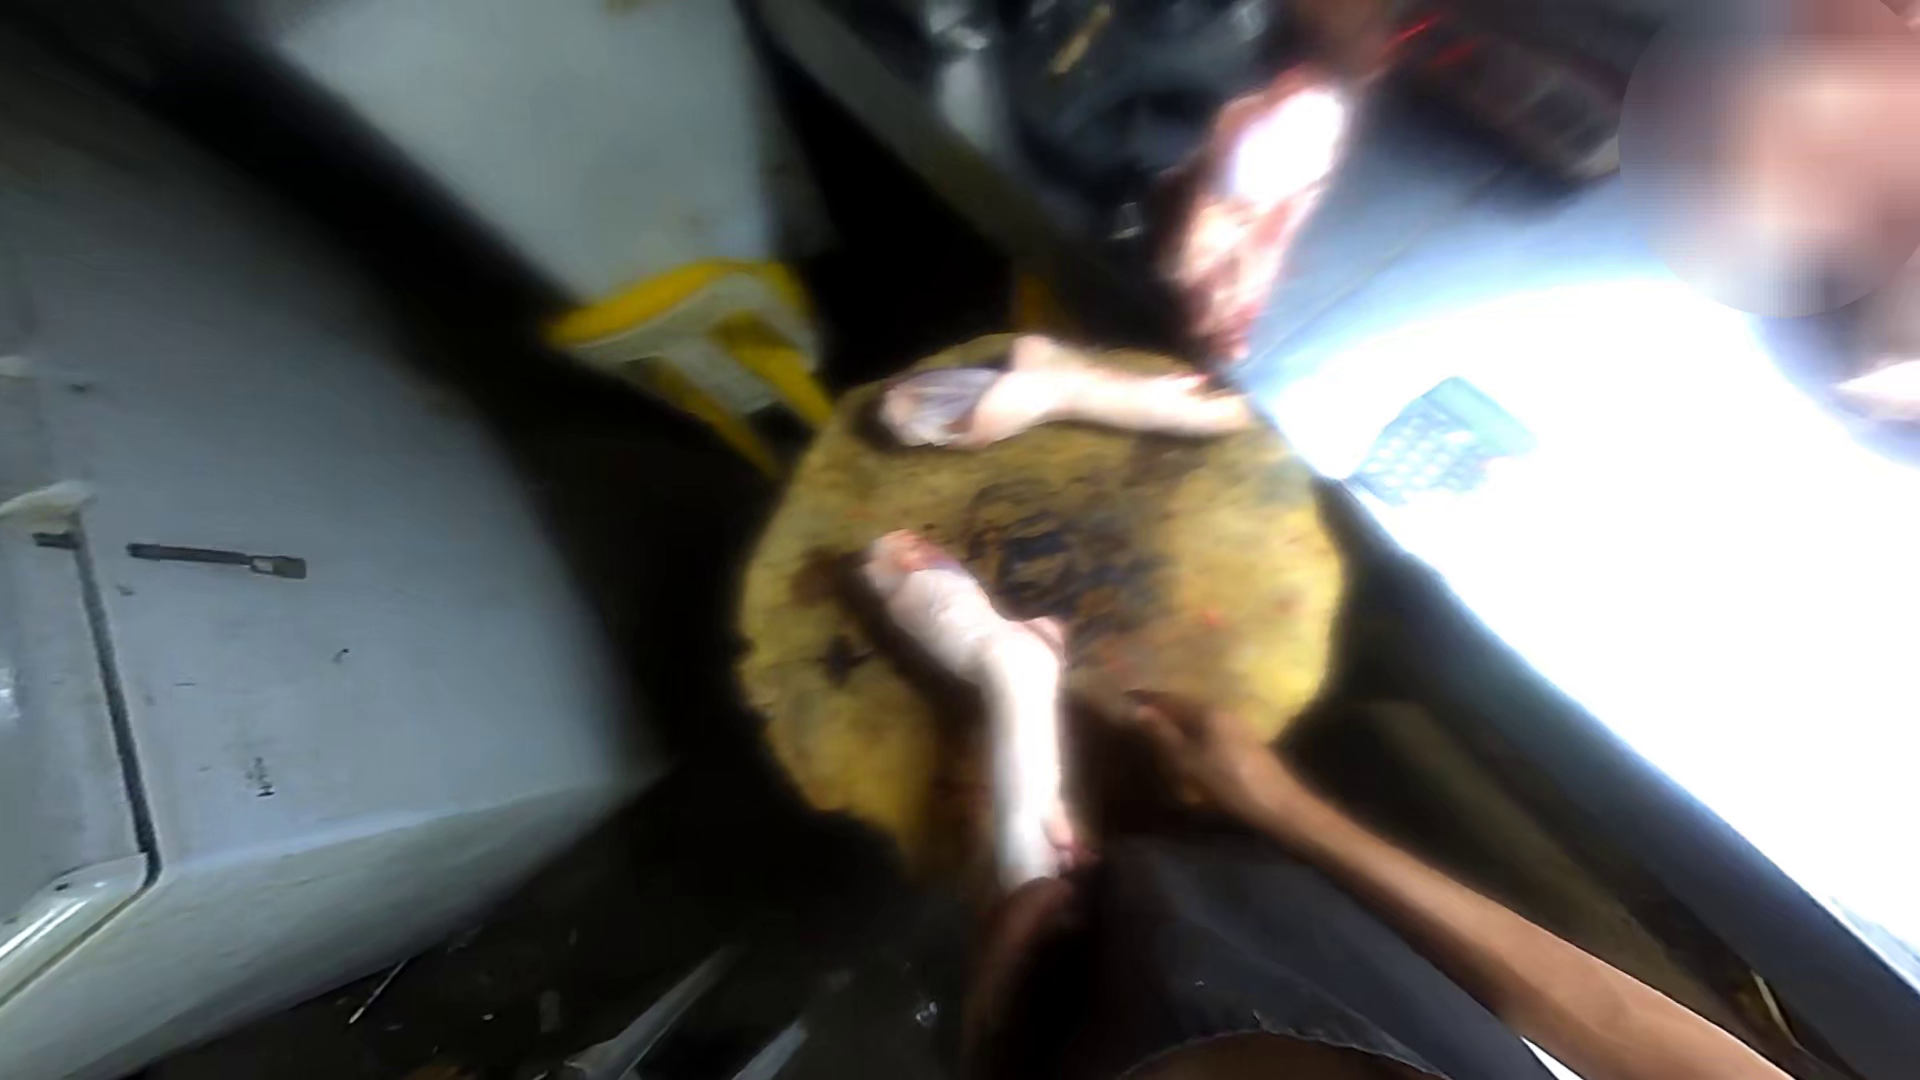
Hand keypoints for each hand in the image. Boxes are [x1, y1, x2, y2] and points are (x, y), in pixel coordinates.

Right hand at [1130, 691, 1317, 830]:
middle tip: (1133, 715)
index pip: (1166, 696)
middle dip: (1158, 708)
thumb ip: (1163, 734)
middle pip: (1181, 704)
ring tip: (1152, 730)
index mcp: (1206, 710)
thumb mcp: (1190, 762)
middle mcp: (1220, 710)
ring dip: (1174, 721)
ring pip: (1195, 717)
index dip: (1143, 698)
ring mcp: (1235, 725)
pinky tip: (1183, 745)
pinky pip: (1206, 728)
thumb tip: (1137, 709)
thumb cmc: (1232, 784)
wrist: (1284, 810)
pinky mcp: (1243, 742)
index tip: (1121, 699)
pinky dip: (1189, 732)